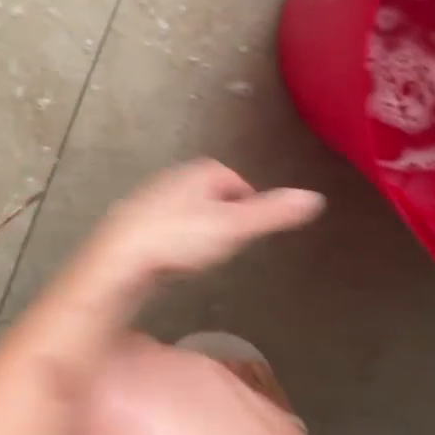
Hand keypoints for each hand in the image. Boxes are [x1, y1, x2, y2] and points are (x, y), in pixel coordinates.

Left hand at [78, 160, 324, 291]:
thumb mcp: (234, 227)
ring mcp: (151, 199)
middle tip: (228, 246)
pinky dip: (175, 241)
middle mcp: (174, 178)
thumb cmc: (179, 238)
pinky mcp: (133, 223)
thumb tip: (315, 198)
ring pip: (187, 211)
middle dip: (223, 217)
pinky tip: (173, 262)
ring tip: (201, 257)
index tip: (250, 231)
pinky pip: (165, 228)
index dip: (247, 205)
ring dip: (198, 230)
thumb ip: (272, 213)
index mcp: (201, 172)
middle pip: (211, 195)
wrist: (119, 258)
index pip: (237, 182)